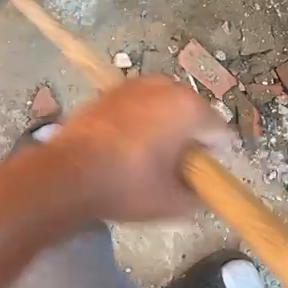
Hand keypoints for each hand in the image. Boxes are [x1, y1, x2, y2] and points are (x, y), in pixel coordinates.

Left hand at [41, 76, 229, 221]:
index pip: (219, 132)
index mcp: (189, 108)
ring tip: (150, 156)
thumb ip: (197, 198)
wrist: (67, 173)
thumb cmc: (126, 185)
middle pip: (192, 113)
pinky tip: (126, 145)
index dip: (214, 157)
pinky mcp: (111, 90)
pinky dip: (140, 120)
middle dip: (189, 137)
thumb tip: (199, 193)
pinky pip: (139, 104)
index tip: (201, 176)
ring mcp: (136, 84)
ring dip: (164, 125)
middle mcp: (166, 86)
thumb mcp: (171, 203)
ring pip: (164, 105)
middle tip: (176, 168)